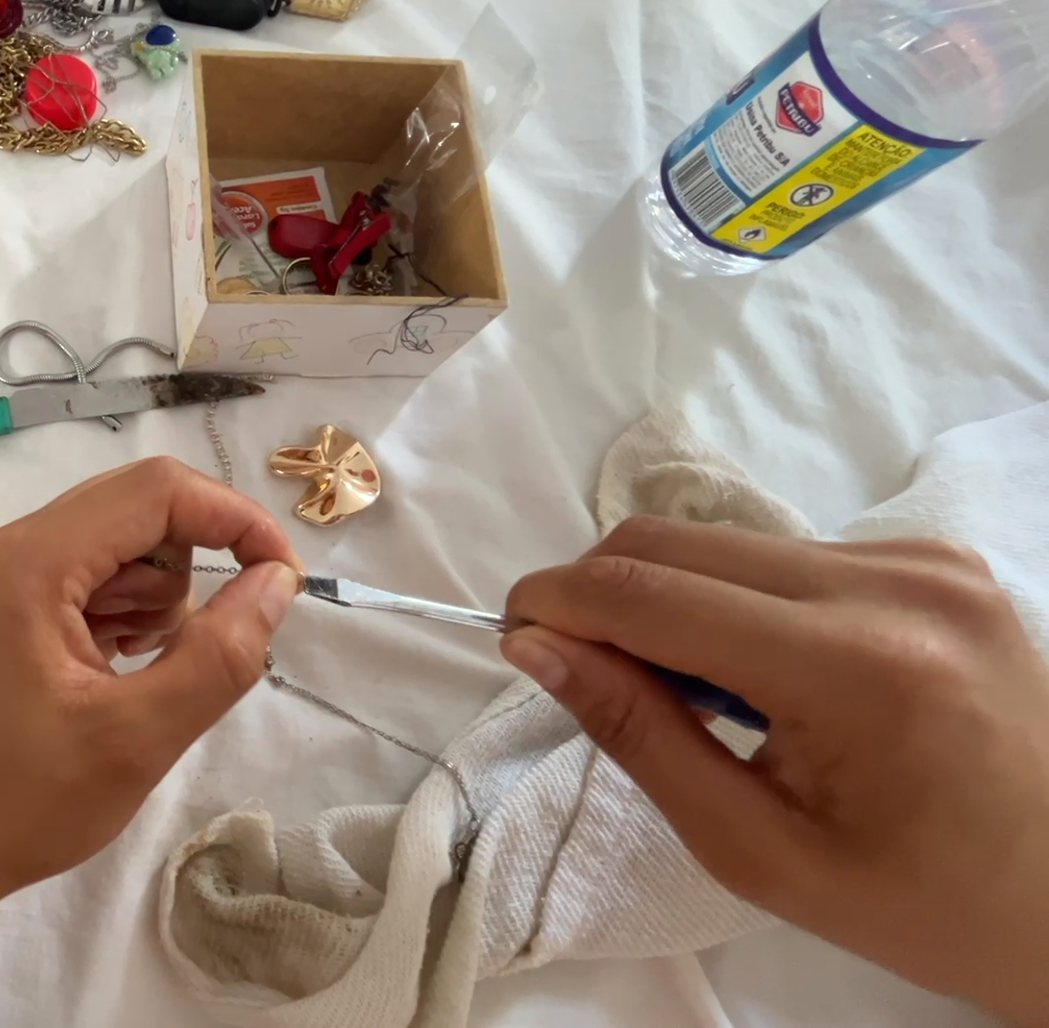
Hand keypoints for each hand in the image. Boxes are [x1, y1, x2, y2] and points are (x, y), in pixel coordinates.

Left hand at [0, 458, 301, 926]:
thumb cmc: (21, 801)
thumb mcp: (137, 738)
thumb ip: (219, 656)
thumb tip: (277, 582)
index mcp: (36, 559)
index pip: (158, 491)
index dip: (235, 520)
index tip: (283, 579)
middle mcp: (21, 545)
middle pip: (142, 506)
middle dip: (200, 557)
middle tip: (226, 631)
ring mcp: (16, 571)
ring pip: (127, 542)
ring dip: (162, 595)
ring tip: (143, 670)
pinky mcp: (21, 601)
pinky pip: (103, 576)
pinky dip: (134, 610)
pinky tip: (120, 667)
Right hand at [500, 517, 1048, 1022]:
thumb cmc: (928, 902)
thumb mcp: (751, 846)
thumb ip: (631, 729)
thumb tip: (530, 644)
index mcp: (857, 668)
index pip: (639, 592)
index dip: (548, 603)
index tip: (514, 642)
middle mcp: (892, 583)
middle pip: (659, 542)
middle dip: (588, 595)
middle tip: (589, 672)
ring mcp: (918, 558)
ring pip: (700, 538)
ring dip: (648, 596)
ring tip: (685, 682)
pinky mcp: (925, 555)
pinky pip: (756, 551)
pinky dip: (709, 595)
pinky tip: (748, 663)